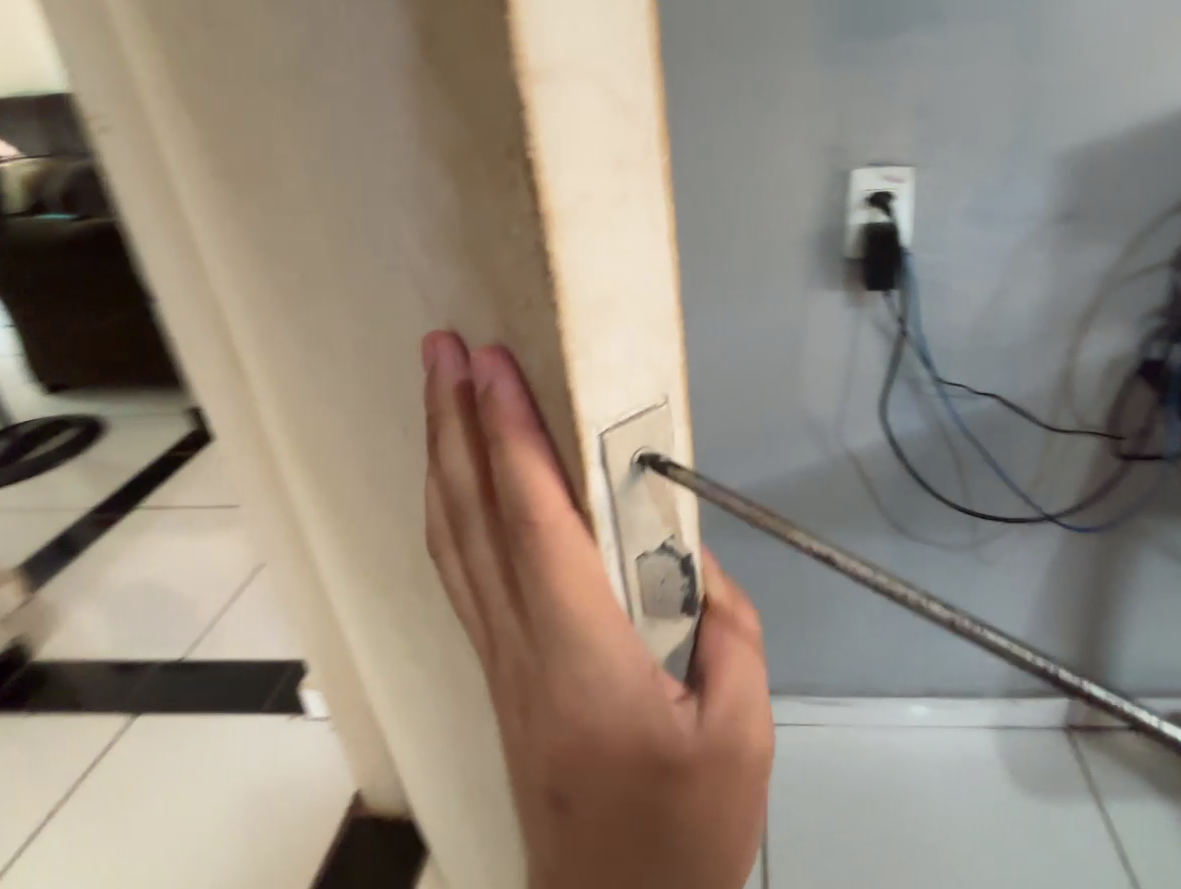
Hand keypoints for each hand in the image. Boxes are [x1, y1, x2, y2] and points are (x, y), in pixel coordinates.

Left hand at [422, 331, 771, 888]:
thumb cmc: (683, 833)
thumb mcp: (743, 734)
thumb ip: (729, 632)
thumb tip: (694, 564)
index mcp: (582, 656)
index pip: (535, 521)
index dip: (511, 435)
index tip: (491, 364)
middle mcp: (521, 647)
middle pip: (472, 517)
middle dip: (451, 422)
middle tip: (441, 347)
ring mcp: (498, 661)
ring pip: (454, 542)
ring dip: (441, 458)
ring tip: (437, 391)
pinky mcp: (500, 674)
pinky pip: (463, 574)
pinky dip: (452, 511)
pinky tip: (455, 482)